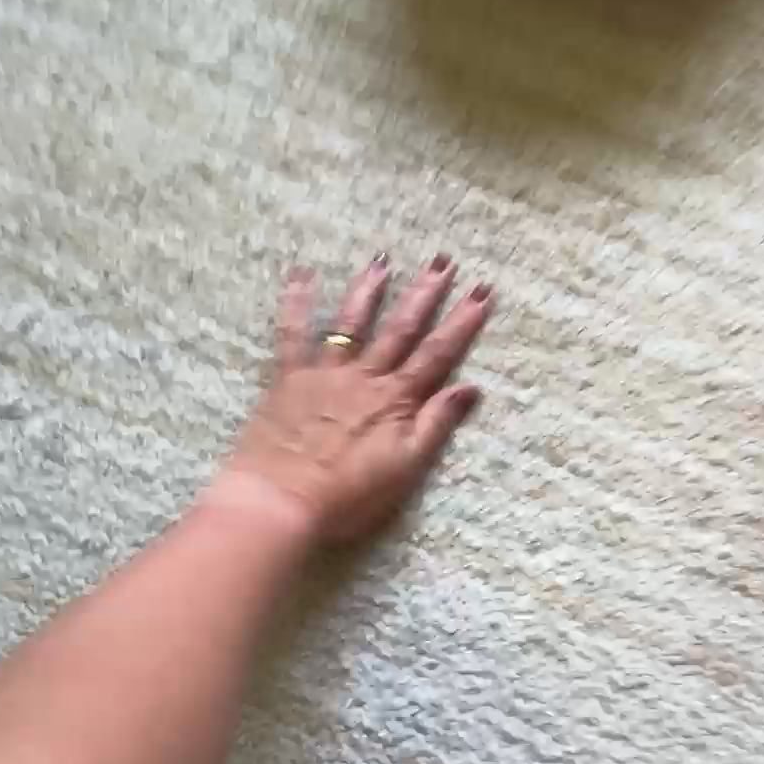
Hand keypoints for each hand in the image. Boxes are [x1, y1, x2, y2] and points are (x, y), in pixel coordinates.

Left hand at [208, 251, 494, 543]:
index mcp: (397, 399)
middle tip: (444, 262)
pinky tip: (299, 274)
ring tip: (384, 261)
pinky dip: (295, 303)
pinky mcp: (288, 380)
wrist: (280, 502)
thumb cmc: (351, 494)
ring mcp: (325, 374)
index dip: (463, 322)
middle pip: (402, 329)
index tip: (482, 293)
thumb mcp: (408, 466)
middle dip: (426, 294)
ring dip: (370, 291)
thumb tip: (471, 387)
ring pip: (352, 324)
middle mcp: (365, 377)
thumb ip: (437, 422)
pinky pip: (291, 335)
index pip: (439, 353)